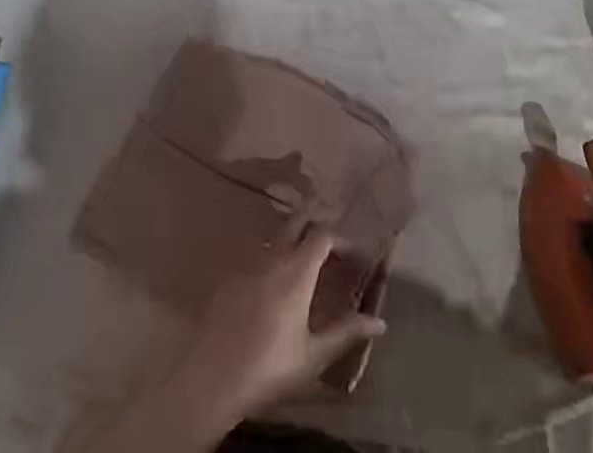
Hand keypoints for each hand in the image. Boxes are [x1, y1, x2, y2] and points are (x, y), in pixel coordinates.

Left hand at [172, 222, 386, 417]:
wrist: (212, 377)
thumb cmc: (270, 367)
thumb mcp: (314, 355)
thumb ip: (346, 333)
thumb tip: (379, 322)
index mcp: (296, 273)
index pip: (322, 236)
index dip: (339, 237)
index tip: (353, 250)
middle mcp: (272, 260)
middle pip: (295, 223)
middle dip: (313, 215)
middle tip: (330, 216)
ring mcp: (247, 267)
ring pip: (274, 238)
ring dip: (292, 234)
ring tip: (306, 247)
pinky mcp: (230, 280)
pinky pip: (257, 257)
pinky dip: (272, 256)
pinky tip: (274, 277)